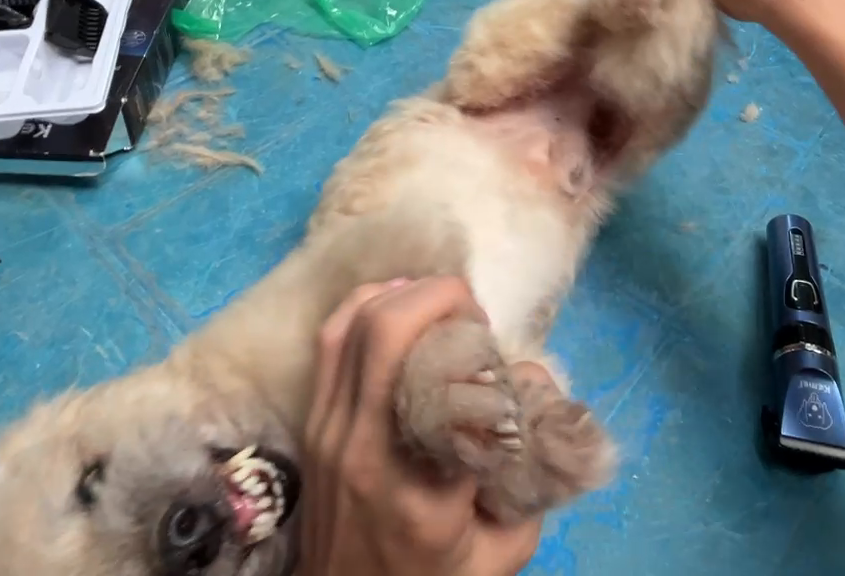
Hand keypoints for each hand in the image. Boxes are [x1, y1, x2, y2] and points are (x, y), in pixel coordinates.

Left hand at [295, 277, 545, 575]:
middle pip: (388, 330)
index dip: (475, 347)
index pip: (446, 385)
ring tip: (440, 305)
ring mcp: (327, 427)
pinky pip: (332, 337)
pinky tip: (397, 300)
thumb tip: (533, 379)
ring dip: (405, 294)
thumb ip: (533, 472)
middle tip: (472, 315)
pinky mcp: (311, 419)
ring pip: (355, 322)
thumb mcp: (501, 550)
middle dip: (440, 297)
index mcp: (413, 486)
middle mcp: (360, 444)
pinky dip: (367, 304)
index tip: (494, 347)